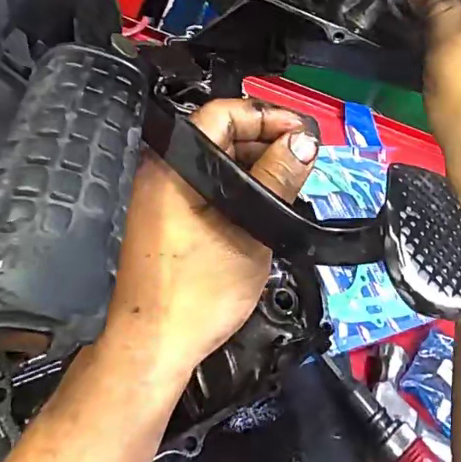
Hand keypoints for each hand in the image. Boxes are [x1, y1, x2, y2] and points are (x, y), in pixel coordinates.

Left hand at [105, 99, 319, 375]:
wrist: (155, 348)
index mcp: (174, 167)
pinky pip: (212, 184)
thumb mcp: (250, 229)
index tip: (302, 133)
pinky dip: (243, 185)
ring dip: (259, 164)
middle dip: (268, 140)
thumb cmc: (196, 293)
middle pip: (222, 133)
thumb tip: (303, 141)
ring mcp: (166, 196)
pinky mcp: (172, 217)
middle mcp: (164, 173)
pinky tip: (269, 201)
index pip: (224, 113)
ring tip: (294, 181)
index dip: (269, 116)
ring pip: (220, 160)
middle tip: (305, 158)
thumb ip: (277, 178)